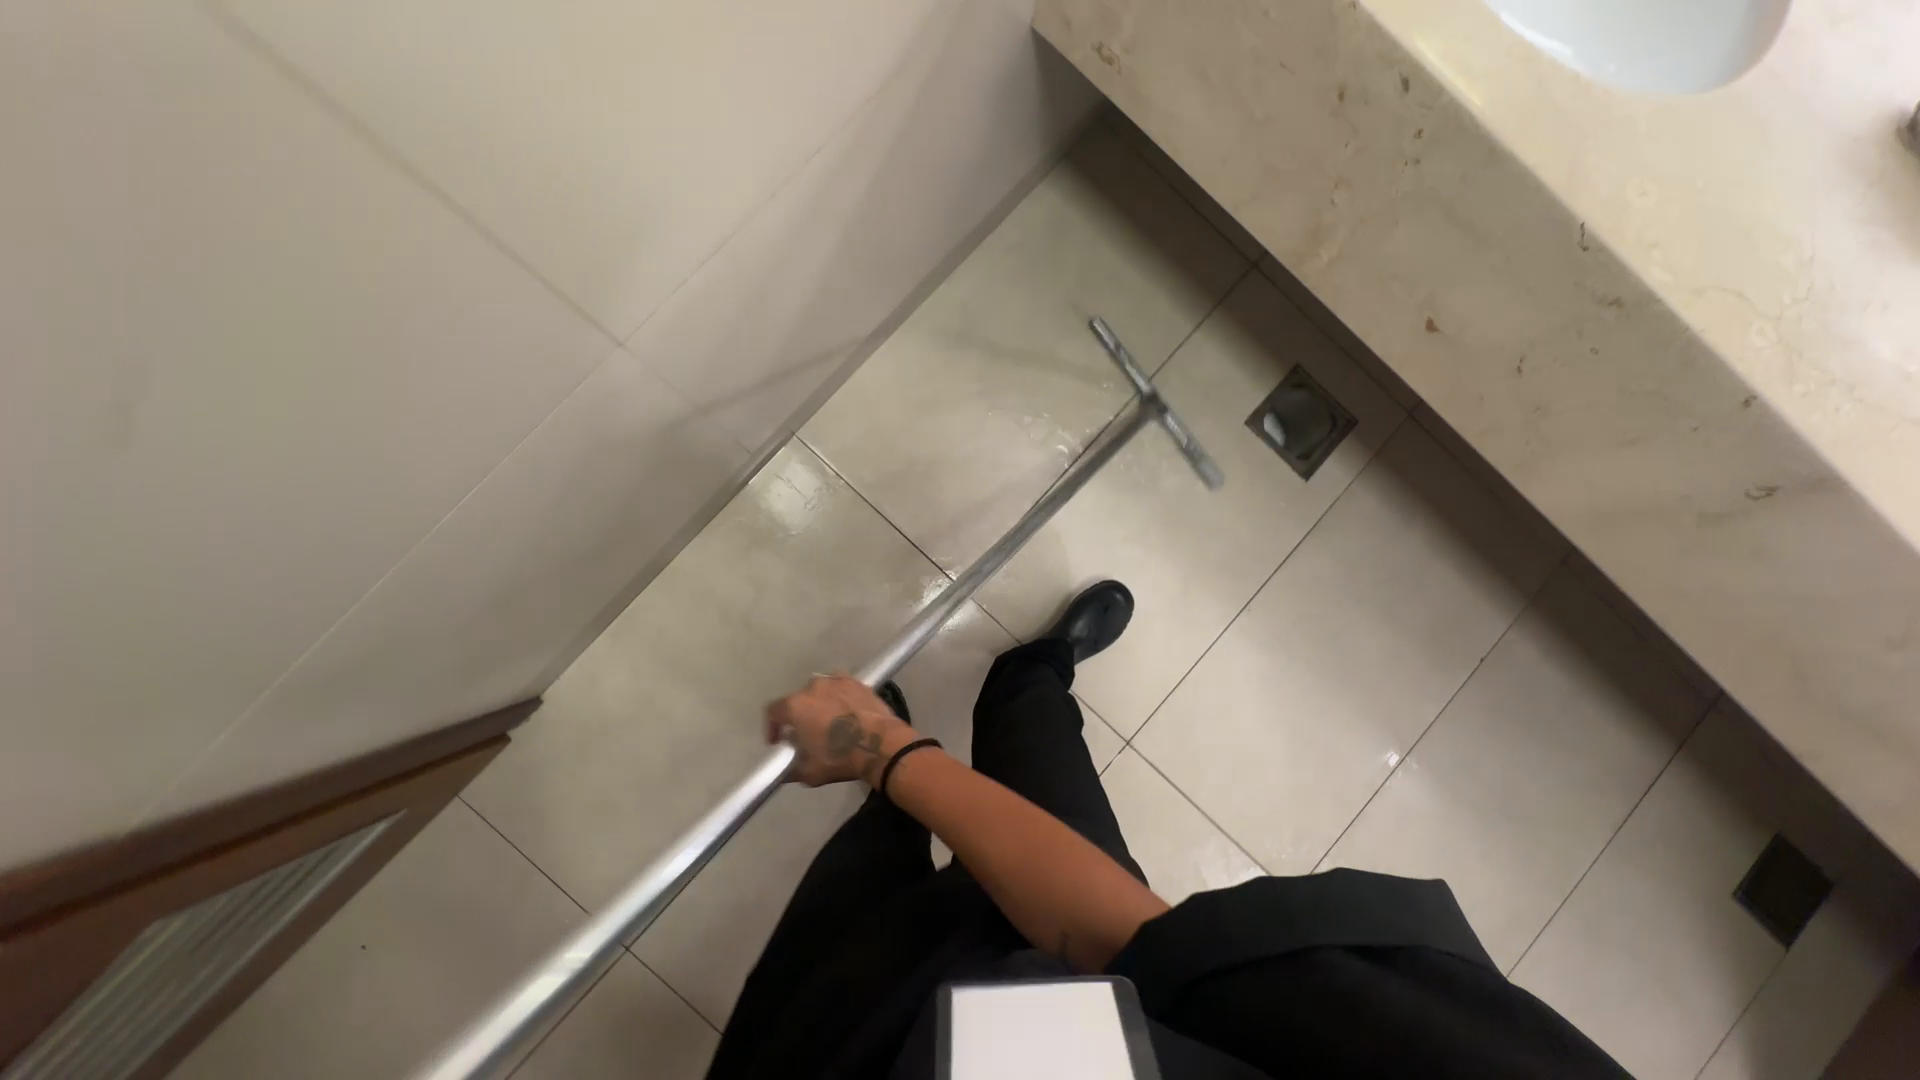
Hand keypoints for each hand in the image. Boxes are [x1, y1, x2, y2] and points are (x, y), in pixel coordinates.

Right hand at [765, 674, 914, 786]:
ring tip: (828, 720)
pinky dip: (839, 696)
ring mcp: (836, 681)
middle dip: (798, 716)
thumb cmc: (840, 758)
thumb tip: (785, 770)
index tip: (778, 740)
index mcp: (795, 706)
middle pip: (797, 700)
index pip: (773, 711)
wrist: (880, 744)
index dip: (772, 727)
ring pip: (820, 691)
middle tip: (806, 733)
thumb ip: (790, 769)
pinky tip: (845, 709)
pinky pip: (840, 686)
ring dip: (819, 703)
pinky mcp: (857, 682)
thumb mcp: (809, 773)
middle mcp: (813, 687)